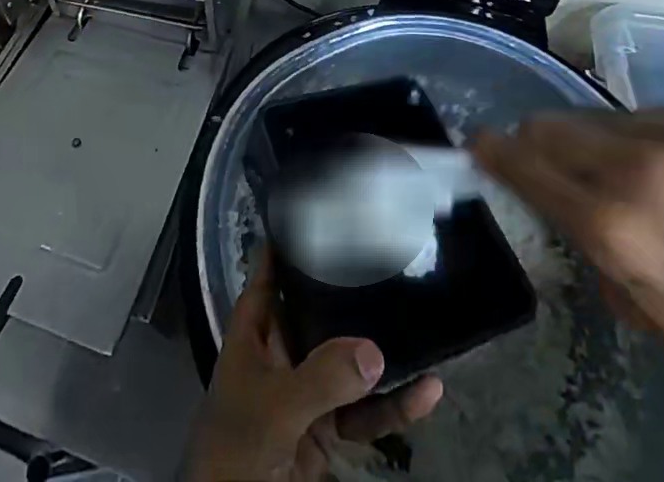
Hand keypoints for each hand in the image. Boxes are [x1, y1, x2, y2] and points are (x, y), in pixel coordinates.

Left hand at [185, 255, 443, 481]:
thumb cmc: (235, 451)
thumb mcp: (273, 409)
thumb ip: (320, 379)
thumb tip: (375, 350)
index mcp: (255, 338)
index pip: (268, 277)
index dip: (286, 246)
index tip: (318, 212)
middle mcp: (282, 356)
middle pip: (318, 312)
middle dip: (351, 291)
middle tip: (390, 255)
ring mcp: (308, 394)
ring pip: (350, 361)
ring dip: (384, 350)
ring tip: (423, 320)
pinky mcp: (329, 431)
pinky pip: (366, 412)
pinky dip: (395, 406)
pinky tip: (428, 392)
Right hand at [470, 109, 663, 424]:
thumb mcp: (659, 328)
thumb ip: (601, 261)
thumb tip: (576, 223)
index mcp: (618, 230)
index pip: (528, 166)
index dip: (495, 154)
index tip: (479, 147)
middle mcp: (643, 168)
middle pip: (554, 126)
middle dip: (536, 143)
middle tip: (541, 161)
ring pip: (604, 117)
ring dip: (594, 141)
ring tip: (623, 173)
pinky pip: (659, 118)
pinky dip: (649, 140)